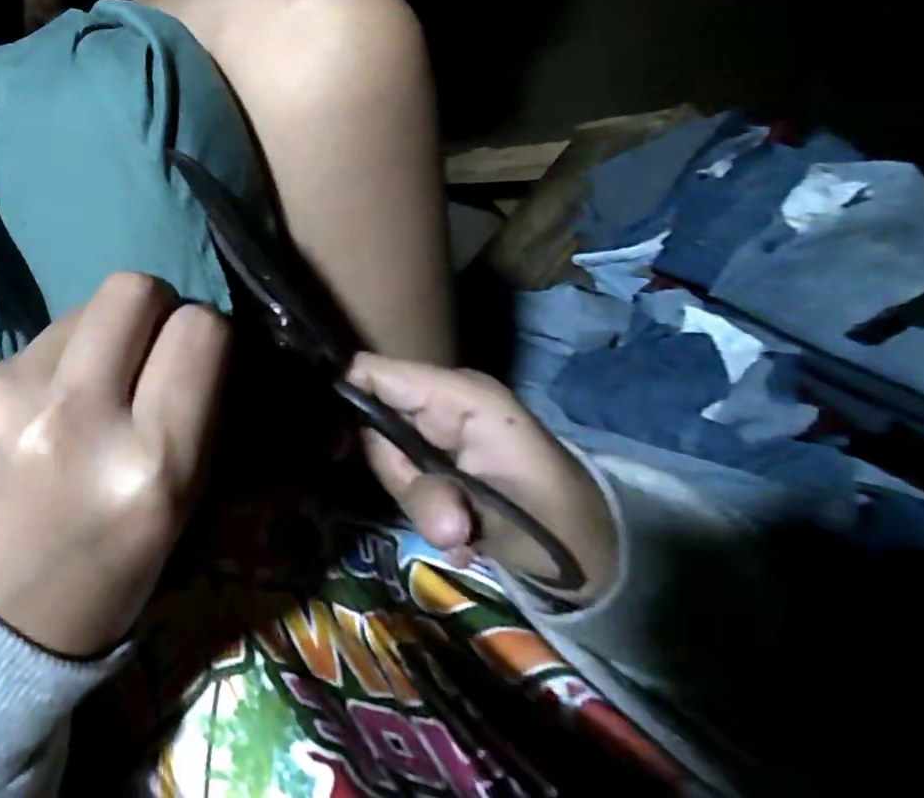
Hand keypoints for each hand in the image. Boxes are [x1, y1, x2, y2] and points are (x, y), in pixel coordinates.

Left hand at [0, 272, 230, 655]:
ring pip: (84, 306)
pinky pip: (41, 339)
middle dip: (157, 307)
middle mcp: (77, 418)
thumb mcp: (179, 509)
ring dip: (104, 335)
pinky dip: (60, 359)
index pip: (200, 331)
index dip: (208, 335)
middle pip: (134, 288)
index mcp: (149, 465)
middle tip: (151, 348)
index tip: (197, 360)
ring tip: (92, 387)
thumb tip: (200, 338)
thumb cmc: (103, 575)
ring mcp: (12, 395)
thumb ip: (195, 414)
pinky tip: (46, 407)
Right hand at [347, 354, 617, 600]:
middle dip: (395, 474)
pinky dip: (421, 504)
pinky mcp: (438, 451)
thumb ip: (451, 505)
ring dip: (413, 497)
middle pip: (373, 420)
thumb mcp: (507, 517)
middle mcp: (442, 401)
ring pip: (386, 453)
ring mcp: (439, 426)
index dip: (342, 395)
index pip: (373, 371)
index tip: (333, 448)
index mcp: (458, 396)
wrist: (591, 551)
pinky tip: (458, 534)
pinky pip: (403, 469)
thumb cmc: (557, 522)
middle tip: (440, 518)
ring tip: (458, 532)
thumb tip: (437, 527)